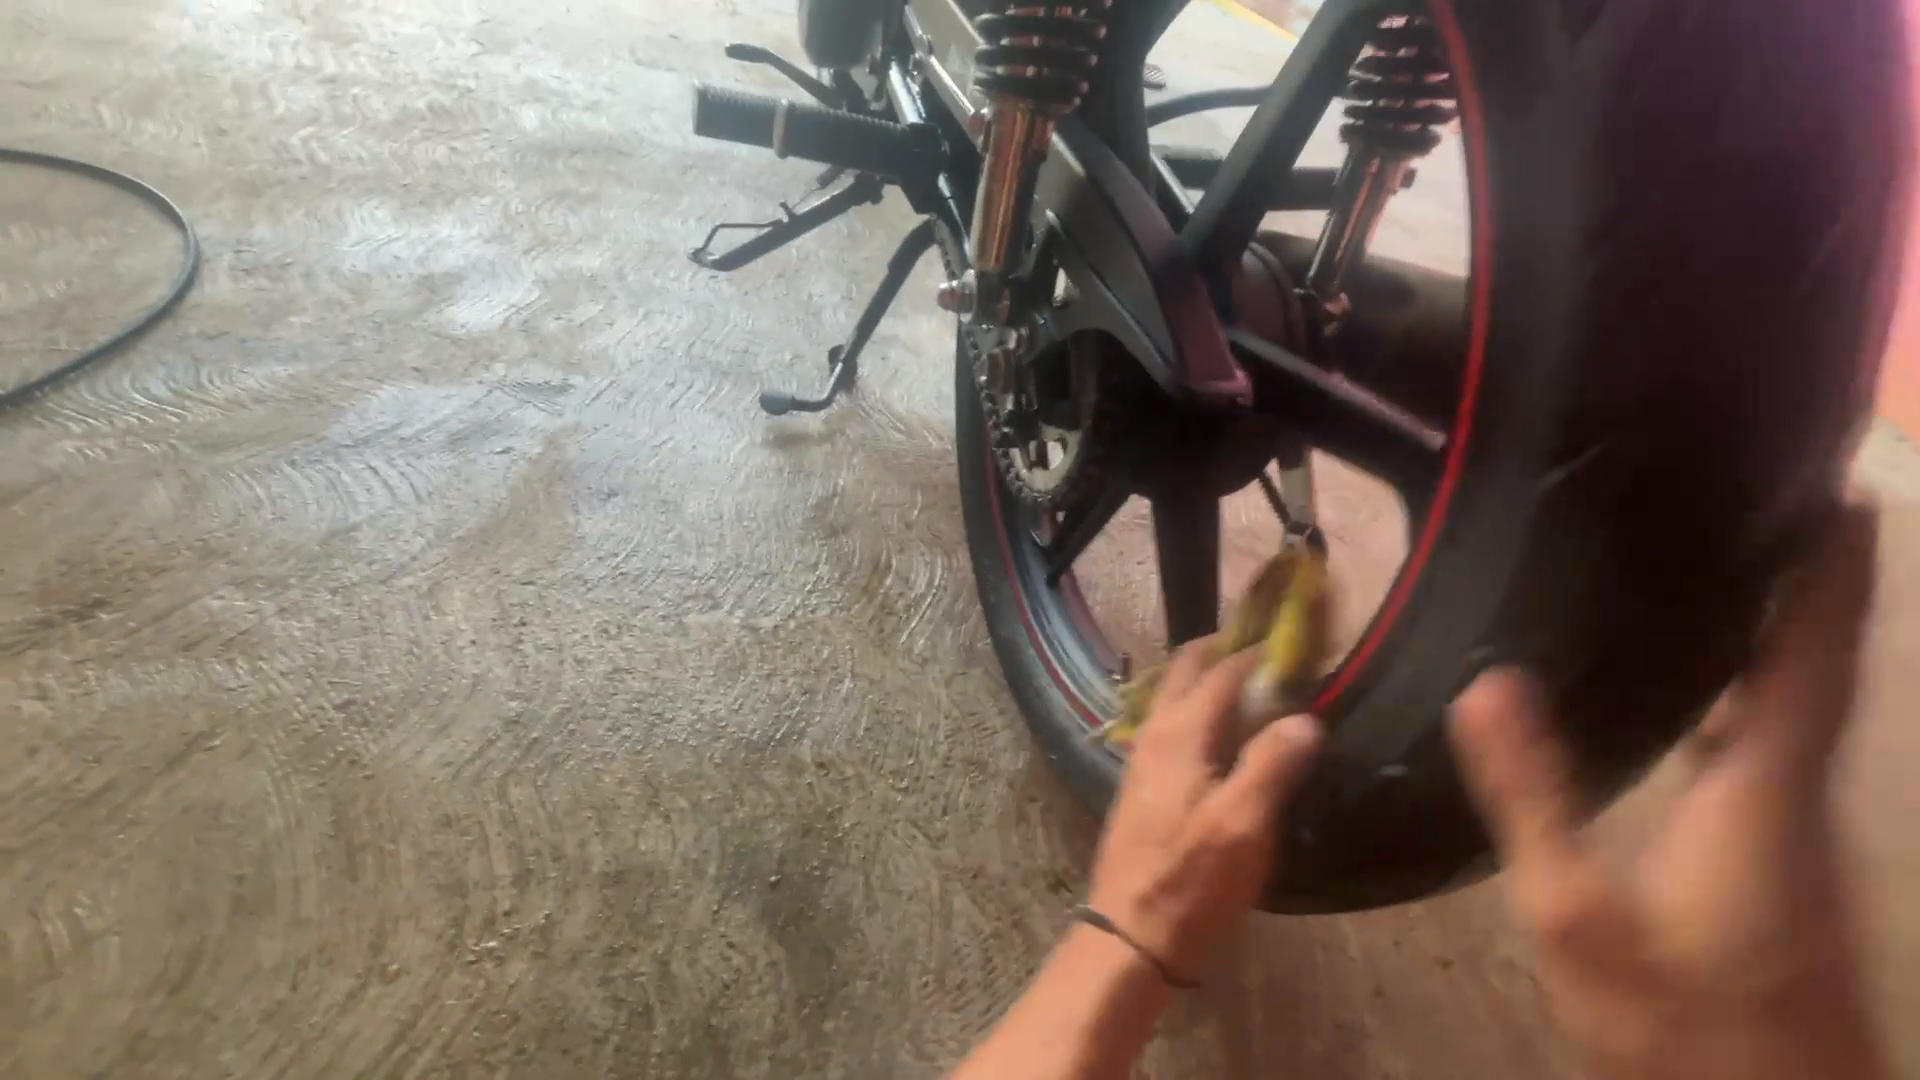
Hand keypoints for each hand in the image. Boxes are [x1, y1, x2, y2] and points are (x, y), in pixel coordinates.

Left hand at [1086, 640, 1322, 982]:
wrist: (1132, 930)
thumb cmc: (1192, 878)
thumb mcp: (1243, 825)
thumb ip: (1271, 765)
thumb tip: (1304, 716)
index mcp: (1179, 732)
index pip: (1220, 672)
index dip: (1255, 652)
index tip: (1293, 640)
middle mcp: (1154, 732)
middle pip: (1184, 670)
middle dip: (1221, 650)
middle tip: (1266, 647)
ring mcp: (1142, 755)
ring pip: (1172, 694)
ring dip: (1206, 677)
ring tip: (1252, 681)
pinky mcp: (1142, 781)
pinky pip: (1169, 722)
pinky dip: (1196, 707)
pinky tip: (1221, 730)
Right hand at [1448, 504, 1888, 1079]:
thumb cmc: (1678, 1025)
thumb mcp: (1576, 912)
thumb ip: (1533, 794)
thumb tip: (1487, 682)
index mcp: (1762, 800)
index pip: (1808, 668)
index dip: (1828, 583)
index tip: (1838, 498)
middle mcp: (1794, 808)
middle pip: (1810, 679)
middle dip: (1796, 594)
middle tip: (1741, 520)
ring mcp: (1790, 845)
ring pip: (1787, 716)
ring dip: (1769, 643)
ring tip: (1707, 583)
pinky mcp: (1773, 870)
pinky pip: (1760, 752)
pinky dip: (1740, 699)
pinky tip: (1684, 700)